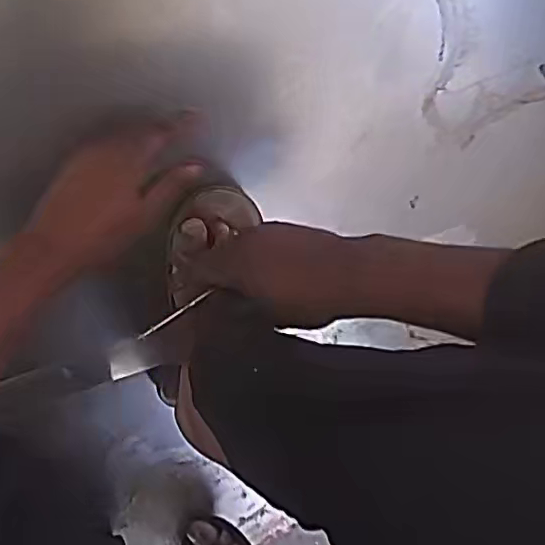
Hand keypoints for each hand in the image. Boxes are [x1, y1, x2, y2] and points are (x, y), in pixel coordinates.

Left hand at [20, 115, 204, 276]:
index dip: (182, 125)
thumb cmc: (100, 237)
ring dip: (138, 135)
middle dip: (160, 129)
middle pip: (139, 130)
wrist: (53, 245)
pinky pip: (103, 144)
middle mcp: (107, 150)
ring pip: (120, 135)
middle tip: (177, 130)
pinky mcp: (73, 162)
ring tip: (153, 142)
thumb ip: (170, 186)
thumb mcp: (144, 215)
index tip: (194, 118)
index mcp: (129, 160)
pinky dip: (119, 144)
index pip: (161, 133)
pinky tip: (121, 157)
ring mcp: (87, 154)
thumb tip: (193, 166)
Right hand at [181, 221, 357, 327]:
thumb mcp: (268, 315)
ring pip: (239, 247)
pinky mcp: (285, 229)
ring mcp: (266, 231)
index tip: (192, 294)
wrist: (353, 273)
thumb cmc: (312, 296)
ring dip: (238, 263)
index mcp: (233, 260)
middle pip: (216, 254)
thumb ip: (237, 309)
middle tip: (220, 293)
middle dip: (215, 272)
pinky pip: (260, 242)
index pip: (196, 267)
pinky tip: (273, 274)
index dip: (191, 283)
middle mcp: (245, 240)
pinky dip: (259, 256)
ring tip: (251, 286)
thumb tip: (224, 310)